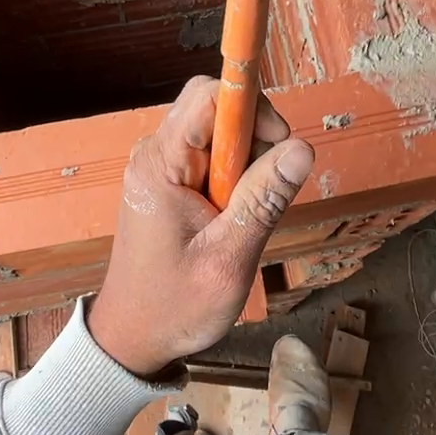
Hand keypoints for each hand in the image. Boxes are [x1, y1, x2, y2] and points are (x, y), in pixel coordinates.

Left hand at [88, 77, 316, 375]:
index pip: (207, 96)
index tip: (277, 144)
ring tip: (244, 214)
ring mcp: (162, 165)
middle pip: (215, 108)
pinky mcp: (171, 180)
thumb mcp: (228, 260)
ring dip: (246, 162)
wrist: (132, 338)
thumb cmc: (174, 307)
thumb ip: (263, 201)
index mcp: (160, 163)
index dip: (250, 107)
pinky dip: (235, 176)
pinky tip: (233, 215)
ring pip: (219, 132)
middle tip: (264, 190)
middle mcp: (156, 152)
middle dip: (253, 138)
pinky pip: (213, 155)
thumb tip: (302, 147)